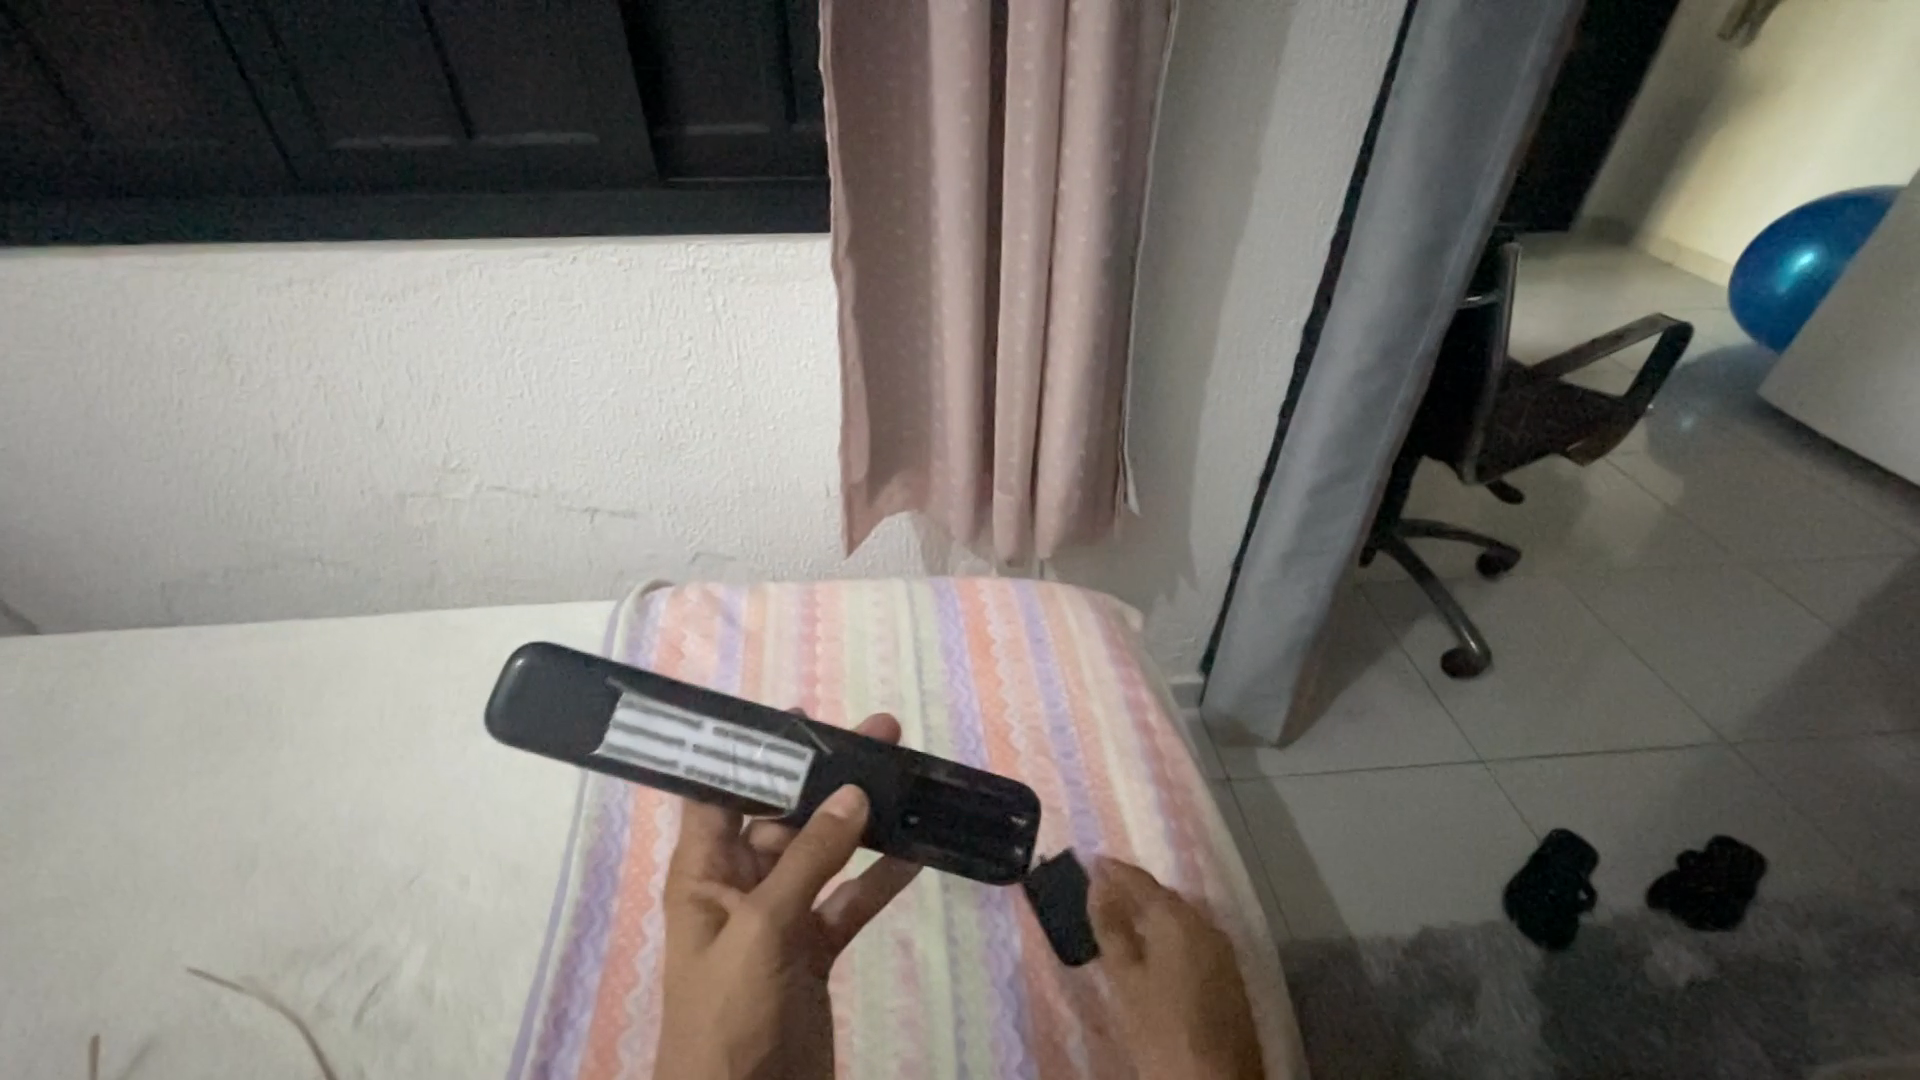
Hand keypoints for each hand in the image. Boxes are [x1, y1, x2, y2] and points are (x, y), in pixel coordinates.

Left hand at [654, 713, 921, 1079]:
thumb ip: (809, 856)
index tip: (800, 717)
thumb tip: (853, 793)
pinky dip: (881, 878)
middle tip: (879, 735)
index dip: (751, 753)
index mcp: (704, 871)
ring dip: (862, 820)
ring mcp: (781, 917)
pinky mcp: (815, 949)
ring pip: (825, 852)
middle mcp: (741, 884)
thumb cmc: (729, 1016)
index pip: (721, 791)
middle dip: (827, 777)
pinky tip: (918, 851)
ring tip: (906, 775)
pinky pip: (851, 899)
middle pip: (785, 814)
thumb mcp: (763, 926)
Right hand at [1089, 857, 1263, 1079]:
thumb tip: (1099, 883)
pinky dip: (1168, 934)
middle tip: (1102, 887)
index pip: (1141, 881)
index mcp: (1178, 920)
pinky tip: (1152, 948)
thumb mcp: (1125, 980)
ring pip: (1180, 918)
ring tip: (1122, 915)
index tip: (1090, 860)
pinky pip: (1192, 938)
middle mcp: (1205, 926)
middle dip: (1133, 889)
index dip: (1114, 870)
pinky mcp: (1229, 977)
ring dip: (1151, 912)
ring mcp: (1222, 952)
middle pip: (1163, 897)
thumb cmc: (1161, 1031)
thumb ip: (1111, 927)